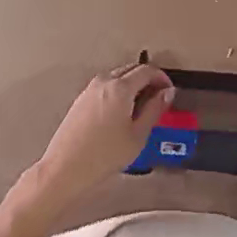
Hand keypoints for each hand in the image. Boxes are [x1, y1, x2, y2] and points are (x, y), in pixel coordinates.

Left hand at [0, 62, 174, 236]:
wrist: (67, 167)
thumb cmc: (104, 154)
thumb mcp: (138, 135)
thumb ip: (155, 109)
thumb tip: (166, 94)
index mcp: (120, 87)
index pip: (146, 71)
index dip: (162, 78)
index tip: (169, 90)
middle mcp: (103, 82)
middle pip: (130, 69)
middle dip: (147, 78)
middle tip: (159, 96)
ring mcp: (89, 90)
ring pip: (116, 76)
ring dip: (131, 84)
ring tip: (142, 106)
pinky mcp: (80, 100)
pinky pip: (104, 87)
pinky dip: (117, 91)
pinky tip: (122, 111)